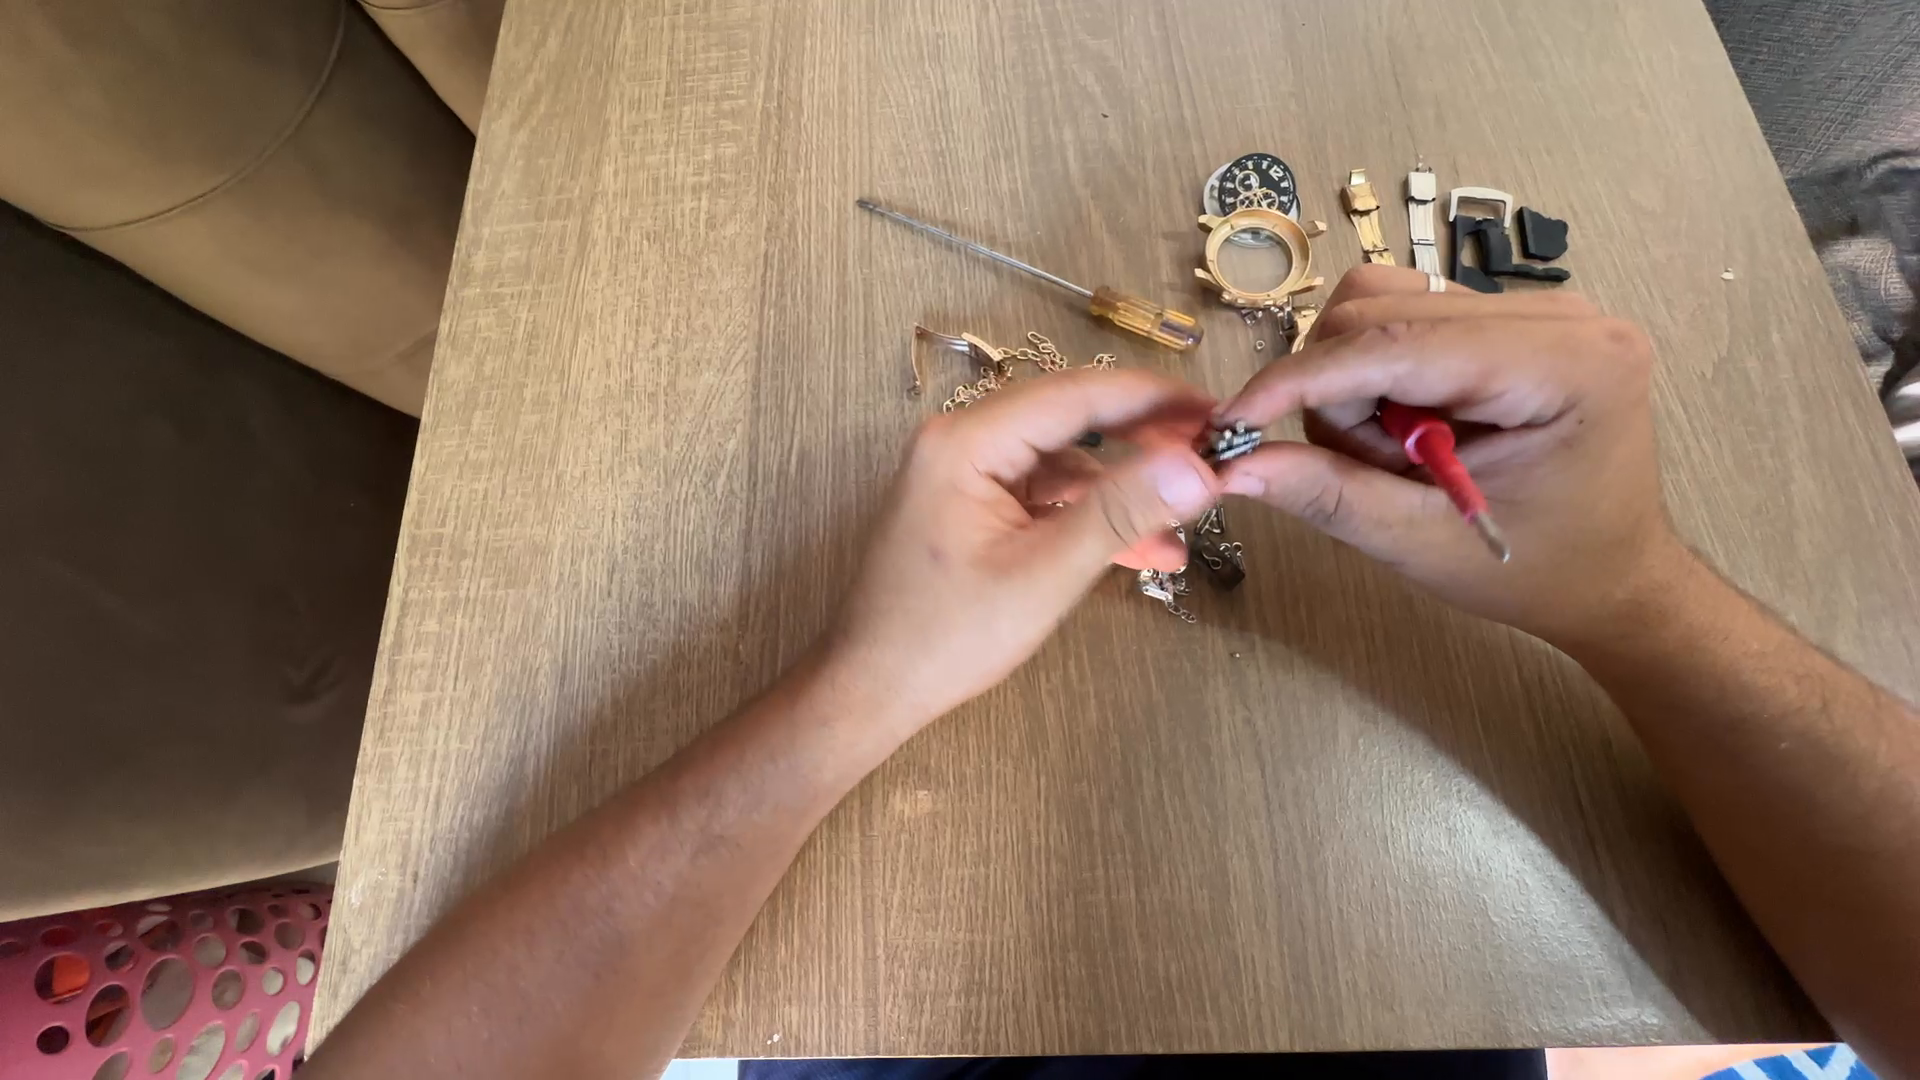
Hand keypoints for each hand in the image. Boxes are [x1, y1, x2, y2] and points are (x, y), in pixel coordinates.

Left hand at [827, 370, 1221, 730]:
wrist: (874, 687)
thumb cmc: (949, 636)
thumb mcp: (1044, 574)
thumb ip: (1121, 514)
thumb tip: (1198, 467)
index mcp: (967, 441)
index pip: (1074, 396)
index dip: (1151, 399)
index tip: (1217, 411)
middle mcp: (961, 442)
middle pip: (1068, 422)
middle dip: (1142, 442)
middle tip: (1210, 453)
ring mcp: (964, 476)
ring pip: (1061, 466)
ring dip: (1120, 494)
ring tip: (1185, 523)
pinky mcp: (971, 508)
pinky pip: (1040, 499)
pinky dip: (1085, 520)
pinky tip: (1140, 551)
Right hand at [1217, 265, 1687, 644]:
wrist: (1609, 573)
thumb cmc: (1529, 571)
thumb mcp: (1418, 544)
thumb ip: (1326, 495)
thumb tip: (1232, 466)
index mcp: (1561, 367)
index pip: (1392, 343)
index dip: (1298, 378)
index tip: (1229, 423)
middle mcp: (1556, 314)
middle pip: (1375, 310)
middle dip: (1335, 392)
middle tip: (1362, 463)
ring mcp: (1532, 308)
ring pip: (1375, 305)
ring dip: (1347, 381)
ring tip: (1389, 448)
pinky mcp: (1504, 319)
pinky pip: (1395, 316)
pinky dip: (1366, 371)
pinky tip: (1399, 420)